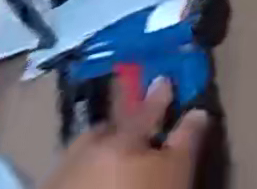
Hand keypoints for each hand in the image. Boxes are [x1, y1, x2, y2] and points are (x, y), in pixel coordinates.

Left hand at [42, 76, 211, 188]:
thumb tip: (197, 112)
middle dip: (116, 129)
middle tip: (133, 137)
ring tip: (109, 167)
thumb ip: (187, 139)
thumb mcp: (177, 173)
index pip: (146, 109)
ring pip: (80, 156)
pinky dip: (79, 178)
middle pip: (102, 130)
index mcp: (120, 140)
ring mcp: (59, 181)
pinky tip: (90, 186)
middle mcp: (85, 152)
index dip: (159, 95)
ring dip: (95, 155)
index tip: (165, 79)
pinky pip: (64, 180)